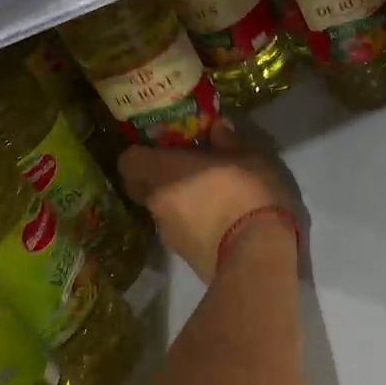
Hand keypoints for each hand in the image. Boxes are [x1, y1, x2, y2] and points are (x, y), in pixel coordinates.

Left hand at [118, 119, 296, 281]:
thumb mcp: (248, 157)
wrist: (256, 255)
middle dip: (159, 180)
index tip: (162, 149)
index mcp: (165, 172)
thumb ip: (227, 140)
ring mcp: (168, 234)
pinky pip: (182, 233)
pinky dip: (195, 227)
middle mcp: (157, 203)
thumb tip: (217, 126)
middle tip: (186, 172)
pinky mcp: (184, 257)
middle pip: (144, 188)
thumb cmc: (249, 193)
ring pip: (164, 213)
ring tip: (213, 201)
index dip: (141, 154)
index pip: (129, 160)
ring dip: (181, 205)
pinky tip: (223, 225)